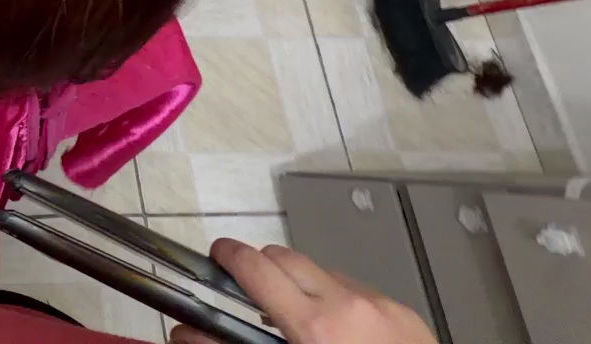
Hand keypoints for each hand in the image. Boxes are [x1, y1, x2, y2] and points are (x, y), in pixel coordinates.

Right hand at [169, 241, 436, 343]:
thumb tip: (182, 333)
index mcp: (313, 326)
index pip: (252, 263)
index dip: (226, 255)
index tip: (216, 259)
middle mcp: (347, 304)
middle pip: (281, 256)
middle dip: (262, 270)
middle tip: (253, 297)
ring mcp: (381, 305)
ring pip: (318, 270)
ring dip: (302, 286)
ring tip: (302, 322)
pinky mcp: (408, 314)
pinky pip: (356, 289)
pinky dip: (340, 302)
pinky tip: (344, 336)